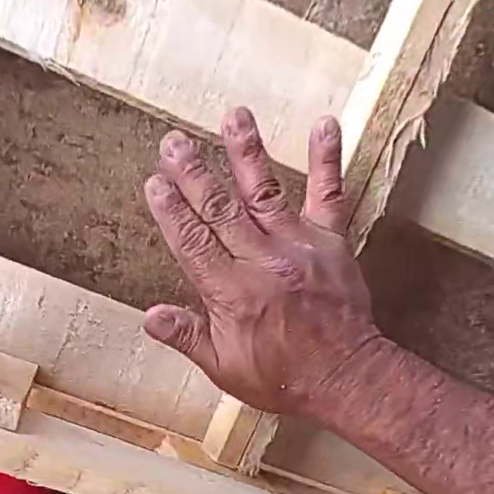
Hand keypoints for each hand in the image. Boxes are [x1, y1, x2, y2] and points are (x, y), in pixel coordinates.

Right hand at [141, 109, 387, 423]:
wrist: (344, 377)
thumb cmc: (279, 377)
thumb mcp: (222, 367)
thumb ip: (187, 336)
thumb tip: (149, 316)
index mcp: (230, 294)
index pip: (193, 243)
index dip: (171, 212)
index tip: (154, 182)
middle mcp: (262, 262)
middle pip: (220, 210)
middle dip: (194, 174)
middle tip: (173, 142)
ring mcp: (298, 247)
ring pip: (265, 193)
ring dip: (246, 153)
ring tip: (233, 116)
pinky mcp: (331, 242)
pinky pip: (329, 195)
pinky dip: (326, 159)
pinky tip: (322, 124)